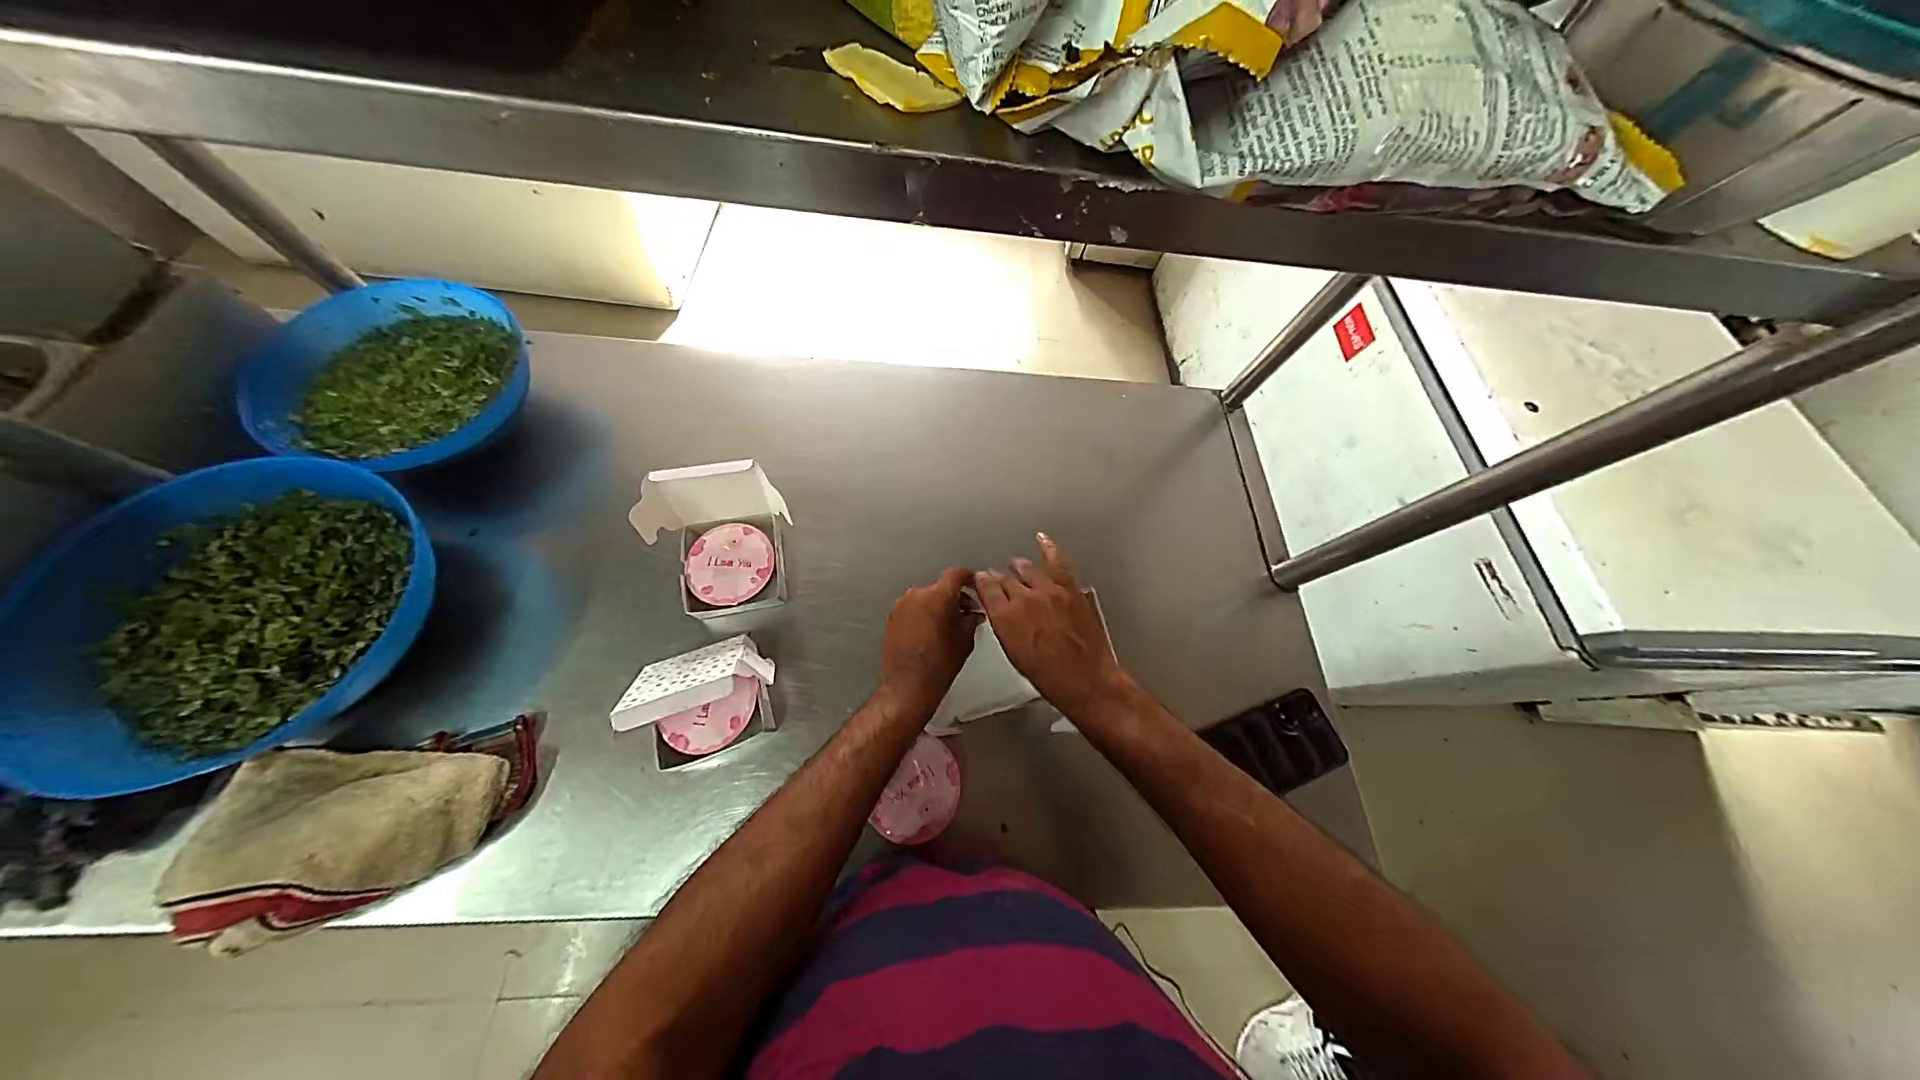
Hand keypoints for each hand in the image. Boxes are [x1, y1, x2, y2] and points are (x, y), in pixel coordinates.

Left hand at [877, 567, 979, 714]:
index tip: (973, 585)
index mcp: (939, 595)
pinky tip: (931, 633)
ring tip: (948, 627)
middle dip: (955, 598)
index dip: (968, 579)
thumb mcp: (965, 639)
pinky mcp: (893, 617)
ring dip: (938, 607)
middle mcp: (918, 595)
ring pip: (926, 598)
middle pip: (941, 587)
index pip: (956, 574)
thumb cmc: (936, 666)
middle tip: (966, 613)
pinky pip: (913, 609)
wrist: (909, 685)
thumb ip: (971, 619)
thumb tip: (972, 614)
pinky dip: (923, 615)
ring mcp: (902, 606)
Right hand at [975, 534, 1130, 718]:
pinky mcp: (1069, 590)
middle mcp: (1024, 600)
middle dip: (998, 577)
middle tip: (996, 577)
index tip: (980, 581)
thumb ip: (1004, 626)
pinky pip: (1056, 562)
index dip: (982, 583)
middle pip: (1005, 578)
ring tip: (1014, 564)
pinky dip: (1048, 548)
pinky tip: (1043, 539)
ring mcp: (1048, 592)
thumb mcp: (1014, 653)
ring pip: (1027, 568)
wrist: (1085, 680)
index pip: (987, 588)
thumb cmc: (1051, 677)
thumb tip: (1001, 615)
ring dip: (1018, 566)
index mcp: (1005, 617)